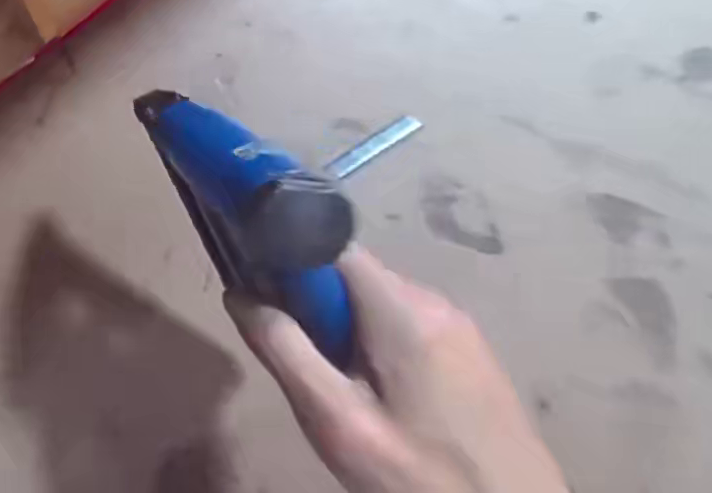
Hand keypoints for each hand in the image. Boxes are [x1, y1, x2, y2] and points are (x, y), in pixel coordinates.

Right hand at [227, 248, 566, 492]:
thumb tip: (238, 294)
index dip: (285, 254)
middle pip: (344, 273)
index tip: (260, 287)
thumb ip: (282, 349)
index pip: (326, 243)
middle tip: (299, 354)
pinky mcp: (472, 358)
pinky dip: (371, 340)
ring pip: (369, 299)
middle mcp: (435, 303)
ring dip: (339, 323)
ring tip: (336, 380)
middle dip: (309, 300)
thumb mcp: (337, 421)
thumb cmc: (425, 482)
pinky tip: (374, 392)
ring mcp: (461, 331)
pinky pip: (399, 323)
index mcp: (404, 307)